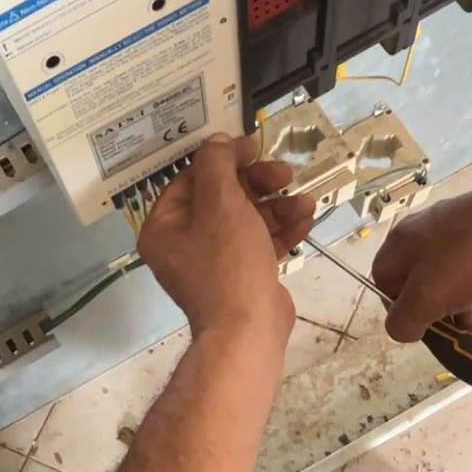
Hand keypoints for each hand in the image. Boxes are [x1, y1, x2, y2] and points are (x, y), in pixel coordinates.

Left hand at [138, 134, 313, 338]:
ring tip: (305, 202)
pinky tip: (306, 220)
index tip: (254, 147)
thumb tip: (218, 142)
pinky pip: (259, 244)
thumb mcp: (220, 203)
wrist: (248, 329)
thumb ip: (217, 164)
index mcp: (165, 228)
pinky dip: (281, 231)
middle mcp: (184, 245)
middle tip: (285, 174)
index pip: (192, 179)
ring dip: (278, 207)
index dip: (225, 159)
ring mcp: (214, 263)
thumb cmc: (228, 263)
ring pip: (246, 220)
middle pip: (222, 198)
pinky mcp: (241, 278)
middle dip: (258, 184)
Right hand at [371, 173, 471, 342]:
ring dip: (468, 316)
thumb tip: (403, 329)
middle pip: (425, 285)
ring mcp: (465, 231)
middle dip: (441, 318)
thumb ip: (403, 322)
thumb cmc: (468, 260)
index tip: (420, 329)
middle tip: (456, 341)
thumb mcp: (424, 300)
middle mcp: (429, 233)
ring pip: (458, 282)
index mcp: (403, 243)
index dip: (399, 310)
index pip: (385, 282)